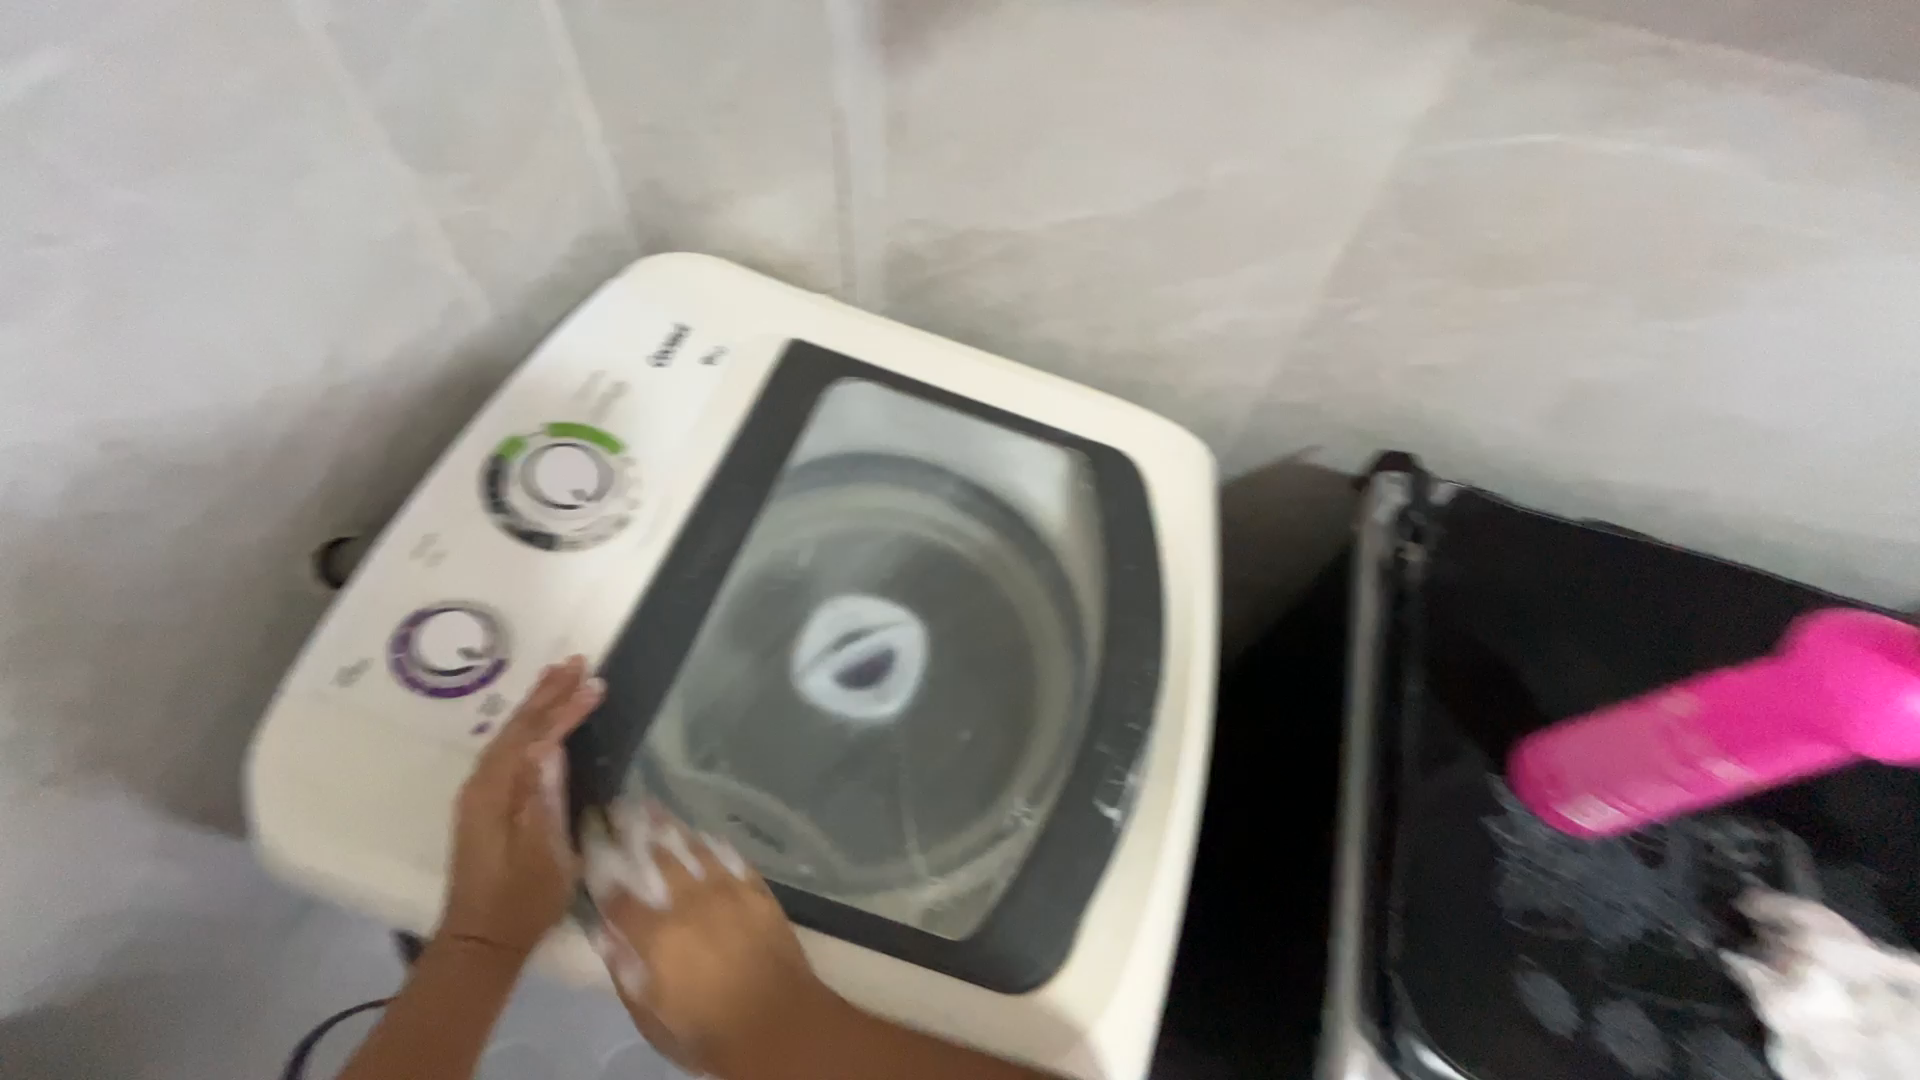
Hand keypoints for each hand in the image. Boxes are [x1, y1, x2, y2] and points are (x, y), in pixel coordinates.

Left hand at [439, 657, 602, 959]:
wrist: (480, 941)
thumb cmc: (522, 900)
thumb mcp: (544, 853)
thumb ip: (544, 799)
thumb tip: (550, 748)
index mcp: (497, 793)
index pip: (536, 737)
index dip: (566, 709)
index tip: (597, 684)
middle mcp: (482, 785)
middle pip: (517, 727)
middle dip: (548, 693)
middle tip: (577, 661)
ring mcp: (479, 794)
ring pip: (510, 735)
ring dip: (536, 703)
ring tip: (559, 675)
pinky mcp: (484, 804)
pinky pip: (507, 748)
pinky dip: (526, 724)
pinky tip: (537, 719)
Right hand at [582, 802, 842, 1075]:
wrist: (778, 1021)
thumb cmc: (707, 1032)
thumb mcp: (652, 1019)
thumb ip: (625, 973)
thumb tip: (604, 934)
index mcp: (656, 935)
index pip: (618, 894)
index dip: (600, 864)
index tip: (589, 839)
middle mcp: (689, 902)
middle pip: (656, 857)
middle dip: (634, 830)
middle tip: (619, 806)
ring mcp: (727, 890)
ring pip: (693, 848)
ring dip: (670, 826)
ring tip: (652, 805)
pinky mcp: (756, 888)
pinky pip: (730, 856)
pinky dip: (712, 843)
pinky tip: (702, 832)